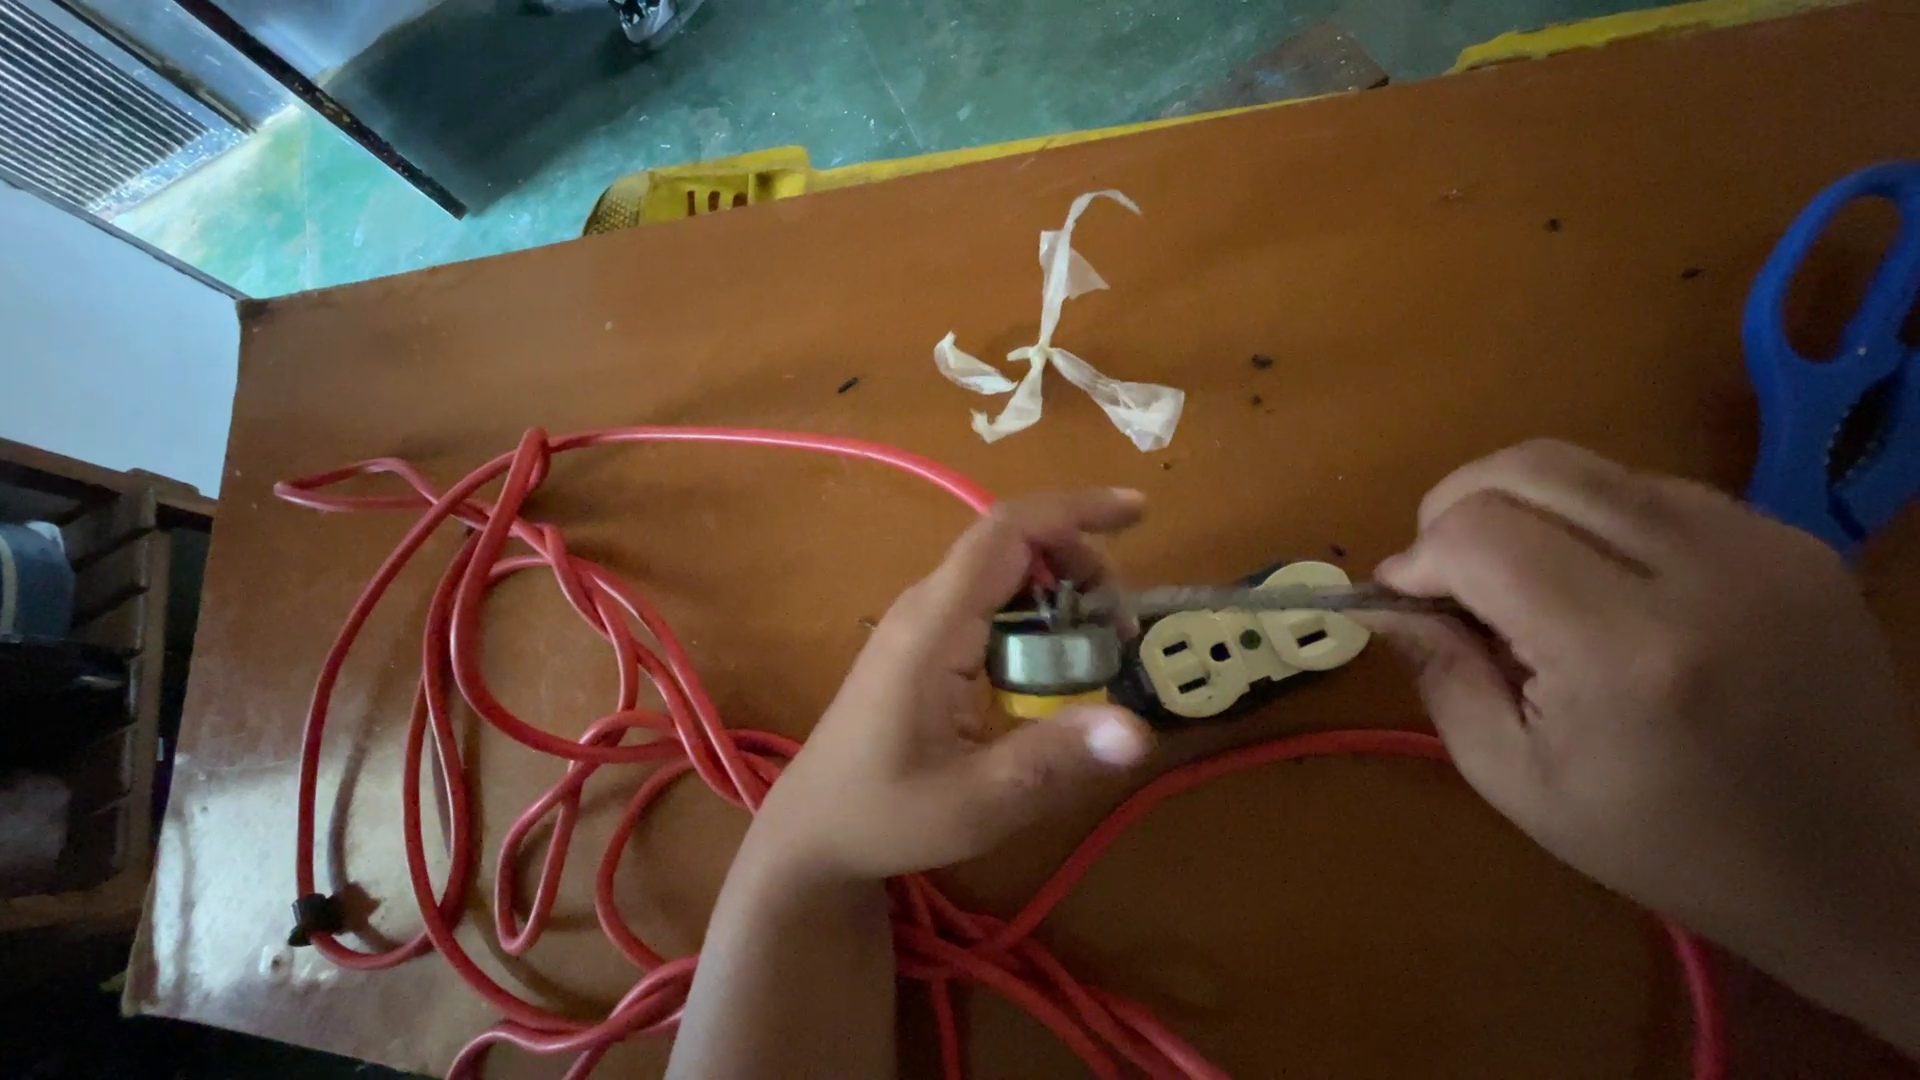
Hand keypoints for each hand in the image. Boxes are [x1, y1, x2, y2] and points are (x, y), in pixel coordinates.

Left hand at [750, 489, 1156, 881]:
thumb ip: (1052, 762)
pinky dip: (1037, 615)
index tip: (1137, 512)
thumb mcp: (975, 803)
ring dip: (1061, 589)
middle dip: (1079, 561)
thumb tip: (1139, 730)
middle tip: (1122, 627)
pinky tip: (1057, 663)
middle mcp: (926, 606)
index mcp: (934, 625)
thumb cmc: (884, 814)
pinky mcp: (924, 643)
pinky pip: (990, 604)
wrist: (814, 826)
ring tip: (1101, 646)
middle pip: (1011, 544)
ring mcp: (921, 622)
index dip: (1073, 510)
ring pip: (1002, 571)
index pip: (1006, 532)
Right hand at [1369, 440, 1919, 1053]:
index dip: (1418, 557)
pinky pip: (1641, 486)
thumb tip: (1378, 596)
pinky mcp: (1788, 538)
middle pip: (1526, 468)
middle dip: (1454, 508)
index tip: (1406, 601)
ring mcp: (1759, 544)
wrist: (1861, 869)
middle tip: (1447, 574)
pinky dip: (1582, 516)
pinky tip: (1592, 580)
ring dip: (1517, 508)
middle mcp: (1701, 571)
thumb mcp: (1510, 773)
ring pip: (1580, 466)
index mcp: (1624, 650)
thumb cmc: (1659, 838)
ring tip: (1517, 580)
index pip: (1477, 534)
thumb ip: (1436, 670)